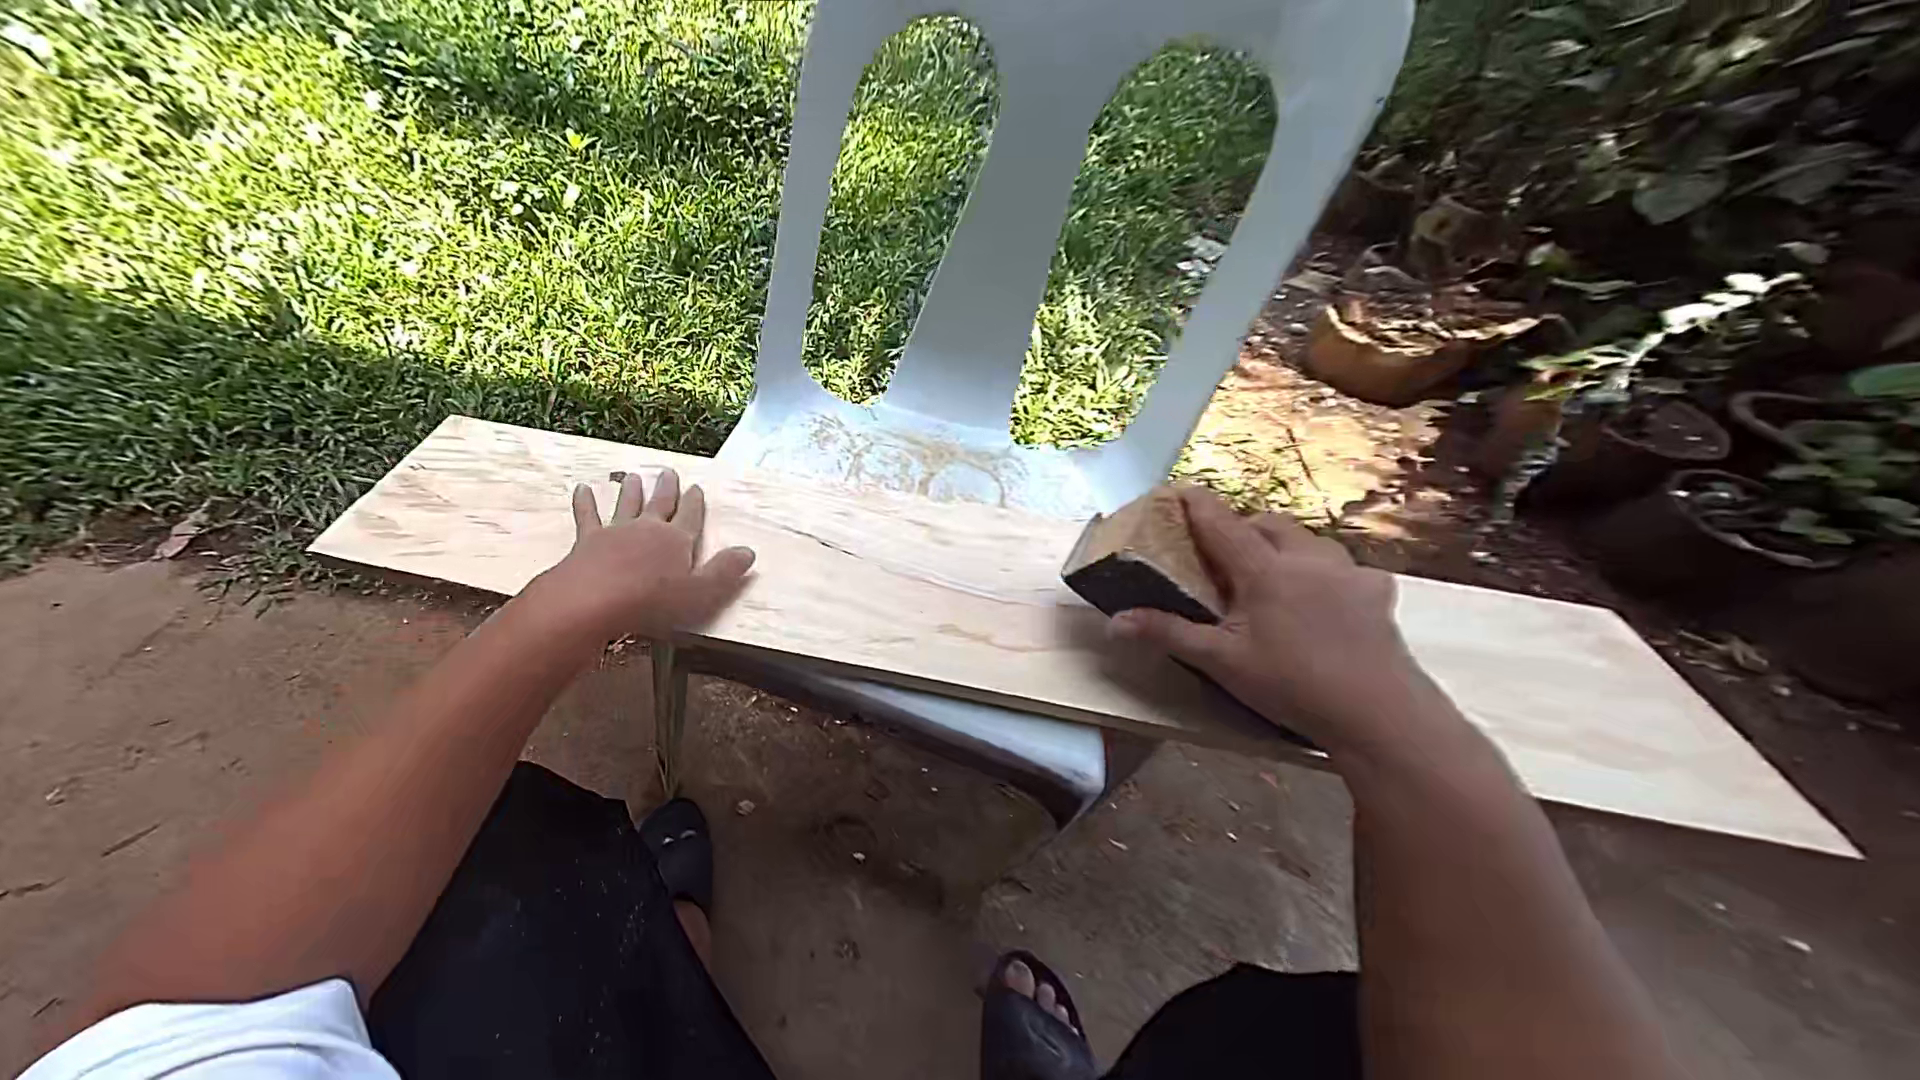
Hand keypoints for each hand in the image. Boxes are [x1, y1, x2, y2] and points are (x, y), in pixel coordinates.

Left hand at [523, 468, 755, 645]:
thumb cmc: (652, 600)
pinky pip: (588, 516)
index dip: (695, 503)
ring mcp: (617, 532)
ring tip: (633, 477)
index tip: (696, 488)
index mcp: (677, 540)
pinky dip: (585, 502)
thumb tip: (748, 551)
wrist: (594, 600)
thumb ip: (725, 570)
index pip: (690, 517)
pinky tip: (582, 489)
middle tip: (669, 472)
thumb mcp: (701, 591)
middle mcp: (649, 529)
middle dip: (667, 489)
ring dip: (632, 491)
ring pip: (627, 505)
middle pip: (661, 505)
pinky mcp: (588, 541)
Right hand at [1109, 487, 1444, 757]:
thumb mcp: (1220, 661)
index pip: (1223, 524)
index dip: (1199, 504)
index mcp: (1264, 570)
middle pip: (1269, 523)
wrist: (1379, 714)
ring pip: (1309, 540)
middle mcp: (1307, 559)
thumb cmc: (1291, 684)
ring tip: (1272, 571)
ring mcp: (1348, 573)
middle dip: (1243, 526)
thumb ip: (1168, 633)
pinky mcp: (1378, 593)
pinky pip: (1345, 567)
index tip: (1181, 489)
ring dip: (1284, 544)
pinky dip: (1324, 571)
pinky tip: (1324, 598)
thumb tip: (1114, 622)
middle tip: (1225, 551)